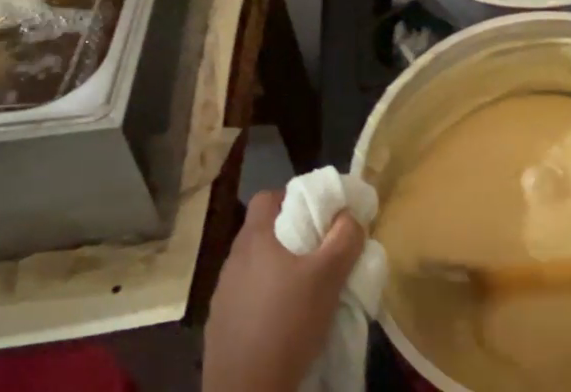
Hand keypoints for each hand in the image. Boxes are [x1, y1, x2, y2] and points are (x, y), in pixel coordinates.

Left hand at [204, 189, 364, 391]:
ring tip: (303, 288)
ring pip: (254, 266)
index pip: (267, 198)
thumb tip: (350, 214)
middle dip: (291, 236)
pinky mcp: (220, 326)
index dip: (293, 198)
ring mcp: (222, 295)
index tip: (317, 214)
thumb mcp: (329, 276)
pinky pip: (246, 298)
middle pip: (262, 232)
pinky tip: (283, 320)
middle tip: (318, 251)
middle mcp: (232, 261)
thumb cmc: (289, 323)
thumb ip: (345, 238)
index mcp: (254, 240)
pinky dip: (265, 299)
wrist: (246, 391)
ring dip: (277, 269)